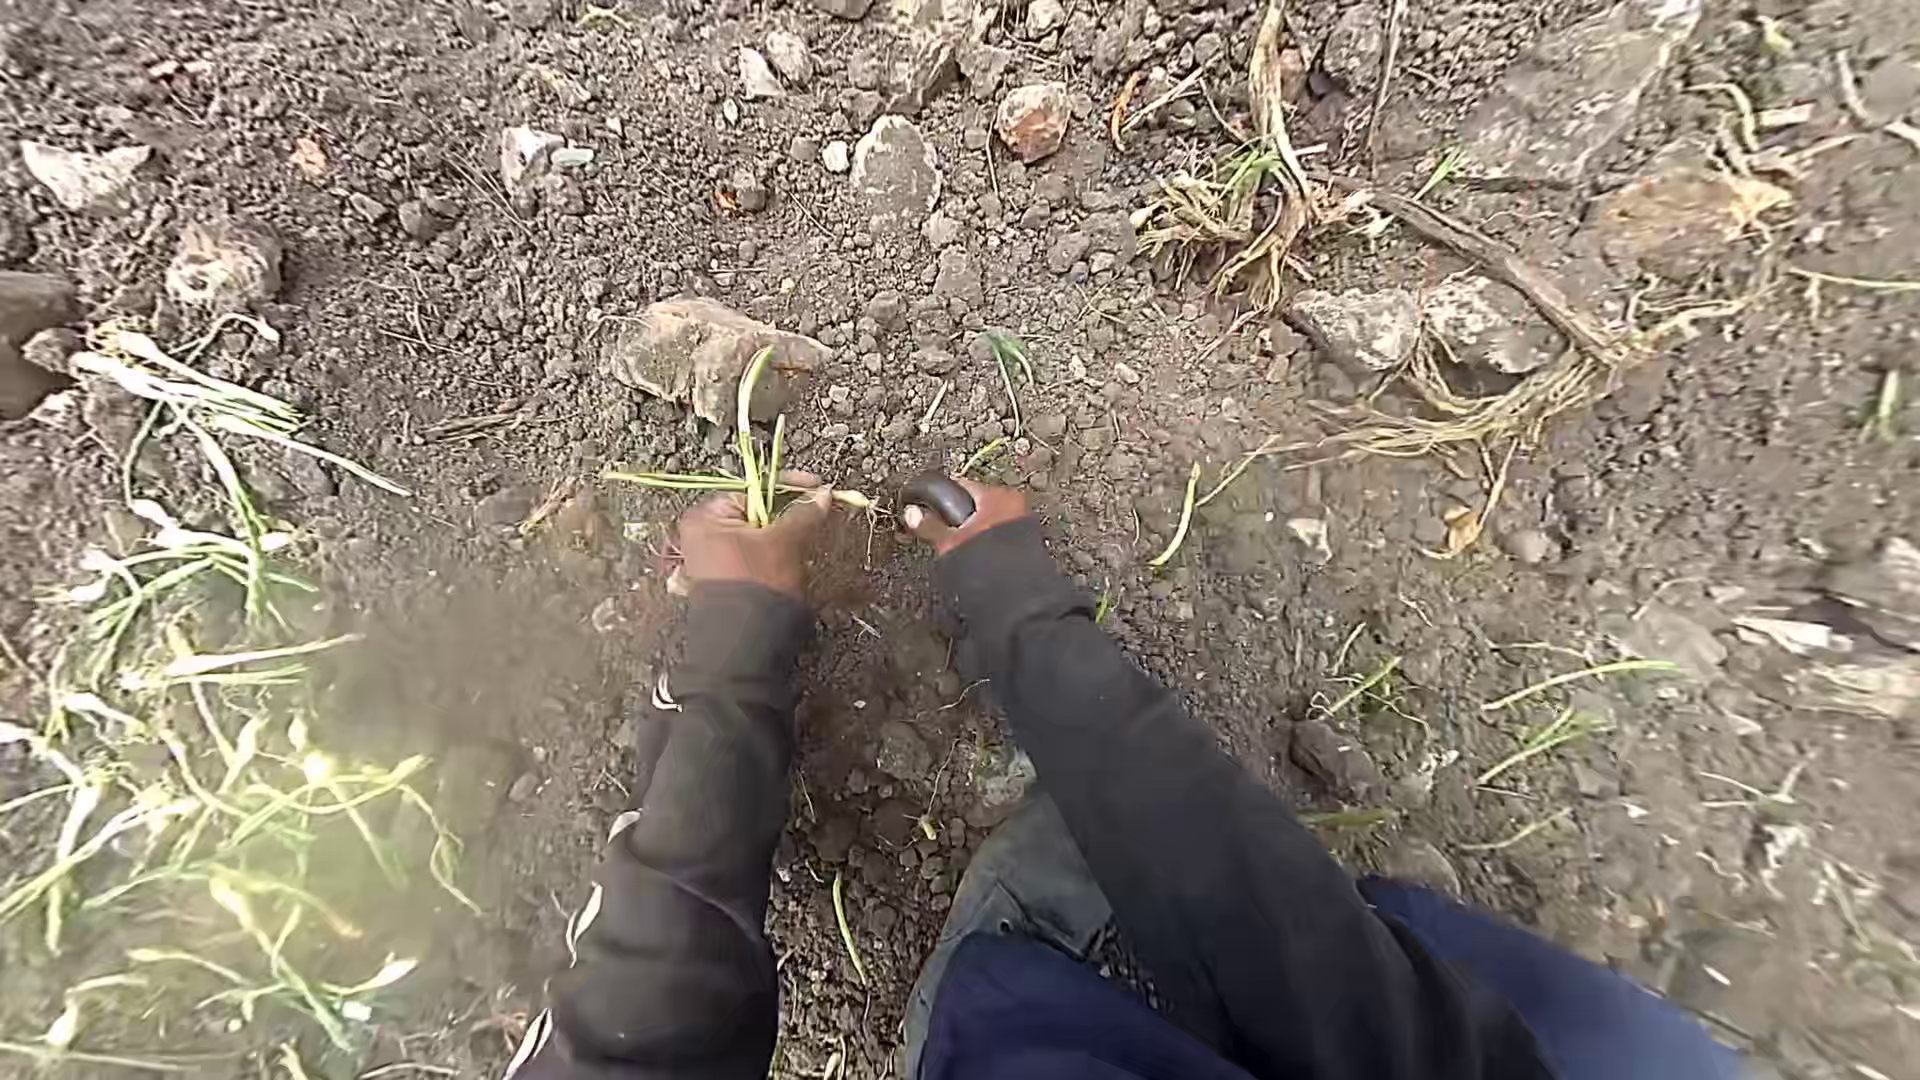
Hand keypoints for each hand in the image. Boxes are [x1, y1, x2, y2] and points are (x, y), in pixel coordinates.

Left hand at [676, 474, 831, 597]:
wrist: (745, 641)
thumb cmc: (758, 583)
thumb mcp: (784, 541)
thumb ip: (803, 512)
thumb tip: (823, 493)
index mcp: (706, 517)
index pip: (752, 488)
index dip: (788, 486)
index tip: (816, 486)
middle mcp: (703, 534)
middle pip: (756, 511)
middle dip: (789, 511)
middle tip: (818, 510)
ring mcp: (713, 558)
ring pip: (759, 533)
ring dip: (786, 532)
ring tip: (810, 534)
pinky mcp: (728, 578)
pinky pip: (755, 553)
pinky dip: (776, 550)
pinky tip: (796, 555)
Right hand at [900, 477, 1028, 556]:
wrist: (1018, 593)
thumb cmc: (988, 560)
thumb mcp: (950, 541)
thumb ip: (929, 526)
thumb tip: (912, 513)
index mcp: (998, 495)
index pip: (963, 485)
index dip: (944, 496)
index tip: (931, 505)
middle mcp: (1015, 504)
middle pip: (977, 504)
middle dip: (961, 517)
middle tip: (944, 532)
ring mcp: (1025, 525)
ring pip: (990, 522)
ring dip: (975, 533)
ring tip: (961, 550)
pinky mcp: (1029, 545)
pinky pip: (1002, 538)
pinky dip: (990, 545)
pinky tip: (979, 559)